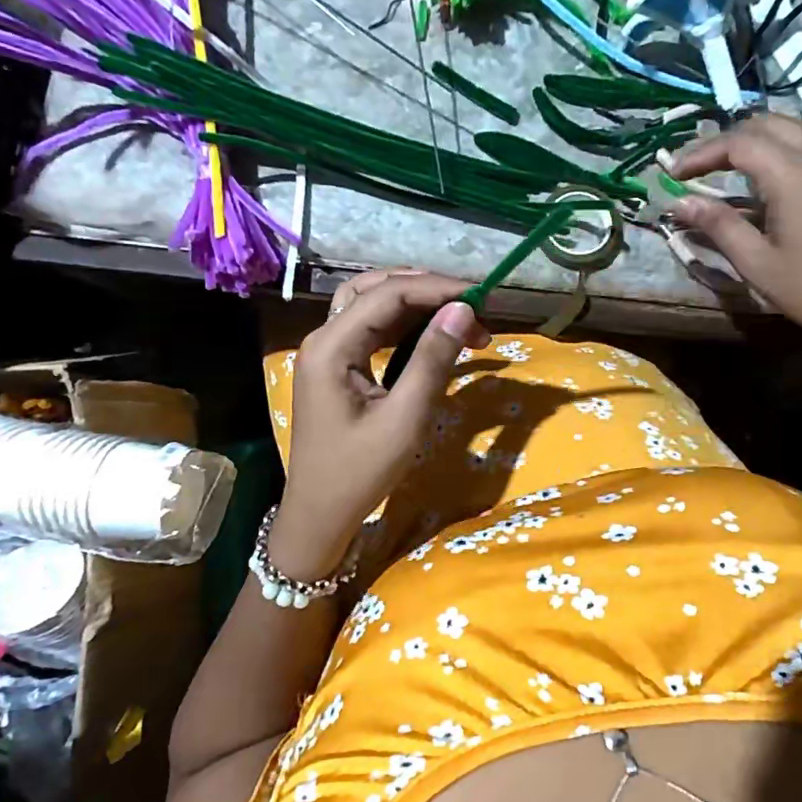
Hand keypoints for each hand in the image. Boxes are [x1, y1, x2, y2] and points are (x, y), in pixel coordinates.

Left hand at [274, 270, 489, 575]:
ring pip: (372, 304)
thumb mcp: (405, 418)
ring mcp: (328, 351)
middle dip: (425, 289)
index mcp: (332, 347)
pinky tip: (433, 333)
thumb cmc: (360, 471)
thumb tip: (462, 310)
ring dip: (416, 303)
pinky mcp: (338, 366)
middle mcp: (324, 338)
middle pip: (375, 289)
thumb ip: (432, 359)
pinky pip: (371, 328)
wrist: (321, 513)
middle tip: (471, 304)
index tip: (481, 297)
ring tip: (460, 315)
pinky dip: (404, 323)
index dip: (435, 288)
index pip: (387, 295)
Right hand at [667, 116, 801, 374]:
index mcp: (795, 171)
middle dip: (726, 141)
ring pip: (793, 126)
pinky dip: (785, 146)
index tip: (674, 173)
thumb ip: (718, 225)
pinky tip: (773, 175)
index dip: (701, 153)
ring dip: (757, 139)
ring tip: (730, 167)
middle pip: (765, 124)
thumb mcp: (757, 262)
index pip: (737, 142)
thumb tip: (679, 203)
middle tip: (698, 168)